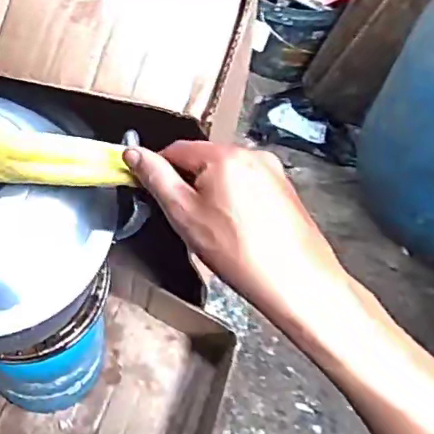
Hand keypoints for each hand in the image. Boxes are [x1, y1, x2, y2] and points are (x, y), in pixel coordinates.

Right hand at [122, 141, 388, 355]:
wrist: (299, 284)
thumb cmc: (243, 253)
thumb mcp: (182, 213)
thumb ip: (155, 177)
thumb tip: (134, 154)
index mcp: (225, 156)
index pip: (174, 149)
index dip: (157, 170)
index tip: (152, 190)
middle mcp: (252, 156)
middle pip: (200, 160)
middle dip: (187, 184)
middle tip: (185, 217)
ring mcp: (272, 172)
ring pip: (223, 174)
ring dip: (210, 194)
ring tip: (213, 229)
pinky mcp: (284, 190)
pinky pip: (245, 186)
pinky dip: (232, 203)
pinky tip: (234, 231)